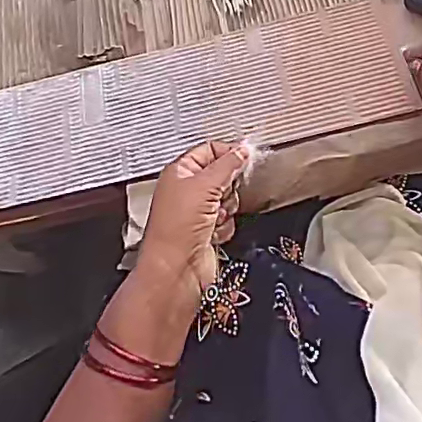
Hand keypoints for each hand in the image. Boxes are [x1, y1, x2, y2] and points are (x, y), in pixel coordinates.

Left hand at [137, 141, 249, 311]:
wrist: (176, 272)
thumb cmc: (176, 229)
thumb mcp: (206, 185)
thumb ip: (228, 164)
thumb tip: (242, 150)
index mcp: (180, 171)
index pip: (209, 150)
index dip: (227, 152)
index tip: (244, 156)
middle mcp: (188, 190)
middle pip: (223, 175)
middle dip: (227, 187)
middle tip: (220, 195)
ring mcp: (197, 211)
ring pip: (228, 198)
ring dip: (226, 208)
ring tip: (214, 217)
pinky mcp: (207, 230)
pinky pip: (229, 219)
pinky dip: (225, 226)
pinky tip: (212, 233)